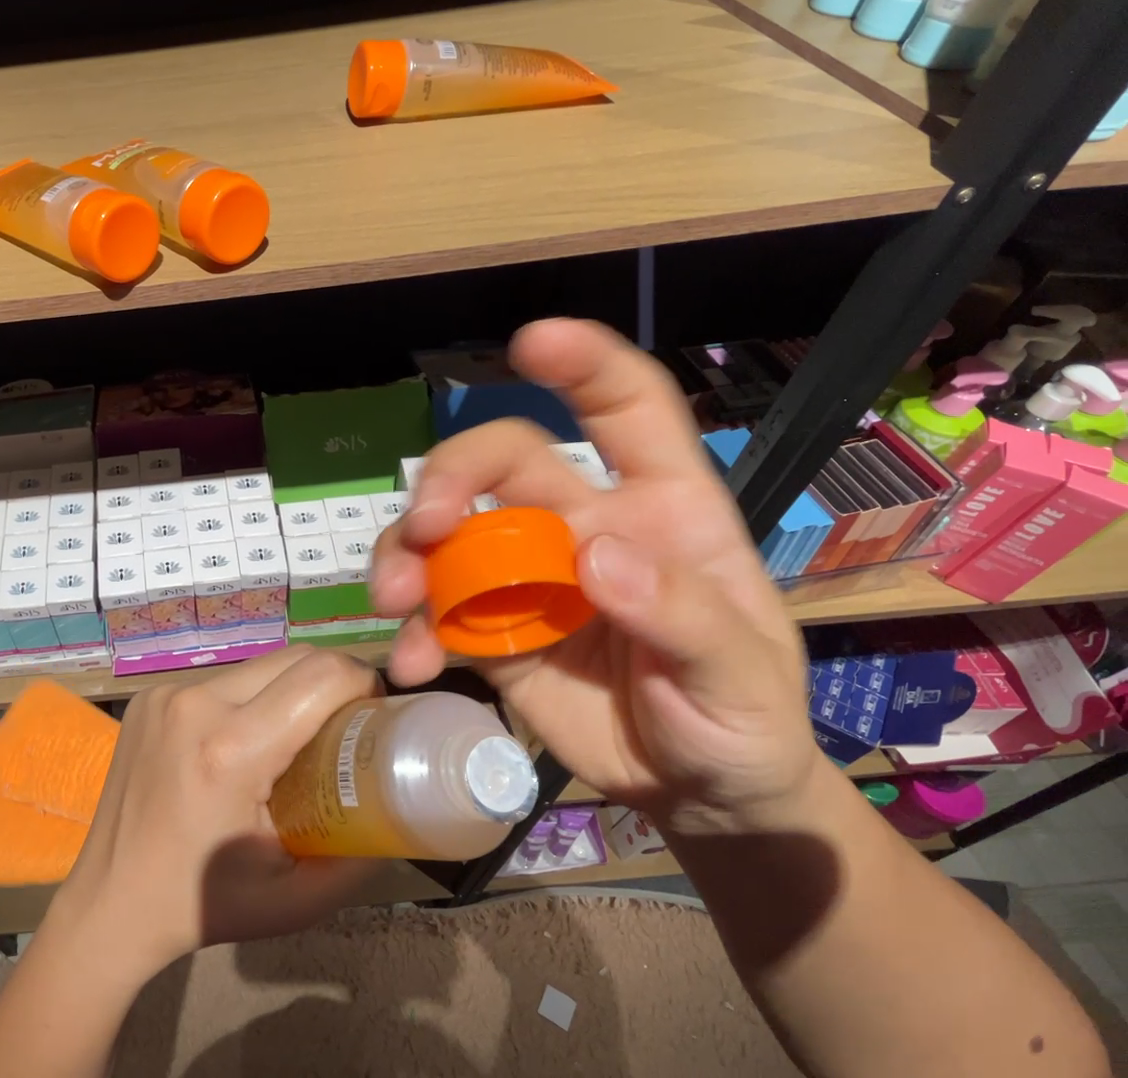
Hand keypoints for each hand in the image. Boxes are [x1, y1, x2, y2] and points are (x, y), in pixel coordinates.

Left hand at [49, 646, 383, 972]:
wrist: (109, 901)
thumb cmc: (202, 904)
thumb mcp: (294, 897)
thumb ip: (360, 855)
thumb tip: (402, 811)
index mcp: (231, 750)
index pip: (321, 677)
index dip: (363, 686)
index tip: (376, 716)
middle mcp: (194, 704)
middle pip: (294, 659)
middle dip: (333, 683)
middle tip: (345, 728)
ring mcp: (165, 694)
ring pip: (258, 665)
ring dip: (289, 688)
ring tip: (294, 737)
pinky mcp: (148, 697)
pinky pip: (221, 679)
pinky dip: (248, 698)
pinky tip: (244, 740)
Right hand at [371, 319, 823, 834]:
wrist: (695, 794)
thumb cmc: (743, 719)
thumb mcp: (739, 675)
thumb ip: (681, 615)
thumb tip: (593, 557)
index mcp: (660, 509)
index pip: (627, 411)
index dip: (585, 366)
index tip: (531, 343)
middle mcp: (579, 526)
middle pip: (501, 462)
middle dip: (450, 477)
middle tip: (426, 526)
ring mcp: (525, 579)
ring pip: (447, 533)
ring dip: (407, 555)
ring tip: (396, 602)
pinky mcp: (488, 633)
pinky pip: (434, 613)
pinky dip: (411, 631)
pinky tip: (410, 664)